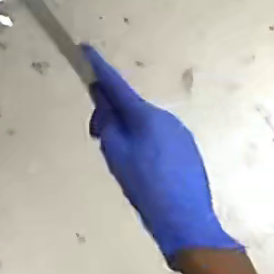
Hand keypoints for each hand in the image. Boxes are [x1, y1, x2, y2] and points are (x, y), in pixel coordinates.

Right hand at [83, 45, 240, 264]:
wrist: (188, 225)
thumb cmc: (143, 184)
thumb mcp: (113, 149)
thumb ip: (106, 118)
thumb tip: (102, 95)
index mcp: (145, 114)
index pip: (115, 83)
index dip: (98, 65)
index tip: (85, 48)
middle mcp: (165, 118)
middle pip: (128, 105)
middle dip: (110, 113)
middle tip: (97, 136)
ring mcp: (180, 134)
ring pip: (142, 121)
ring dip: (126, 129)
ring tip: (120, 158)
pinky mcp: (188, 151)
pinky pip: (157, 135)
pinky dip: (142, 140)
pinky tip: (141, 166)